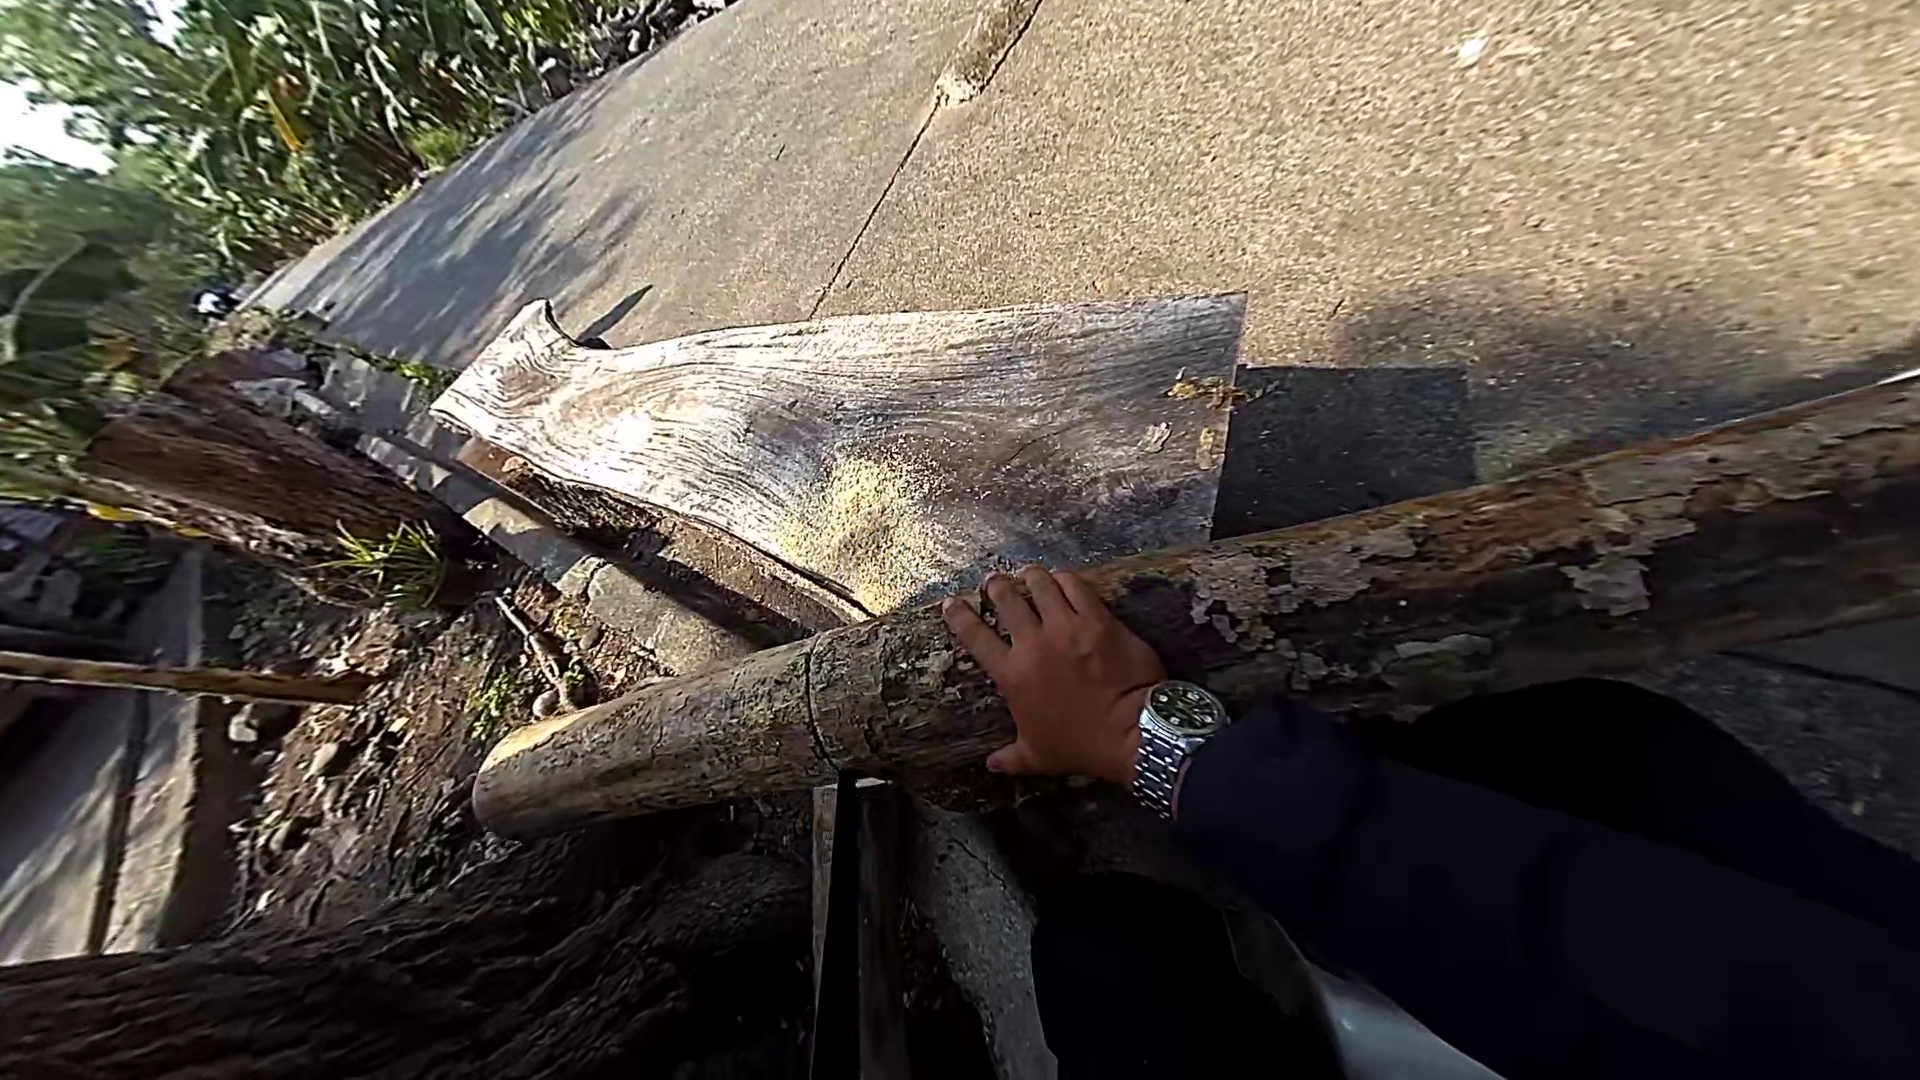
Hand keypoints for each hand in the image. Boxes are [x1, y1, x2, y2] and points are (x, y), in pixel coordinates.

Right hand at [941, 566, 1166, 783]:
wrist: (1132, 733)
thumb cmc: (1080, 745)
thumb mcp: (1038, 756)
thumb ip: (1011, 758)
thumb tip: (990, 765)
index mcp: (1012, 674)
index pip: (975, 637)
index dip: (958, 616)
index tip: (950, 603)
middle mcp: (1033, 644)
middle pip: (1006, 598)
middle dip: (996, 585)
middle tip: (995, 581)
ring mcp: (1066, 627)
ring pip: (1040, 584)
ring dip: (1031, 576)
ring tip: (1029, 573)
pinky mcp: (1097, 619)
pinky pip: (1076, 586)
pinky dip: (1065, 579)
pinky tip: (1063, 578)